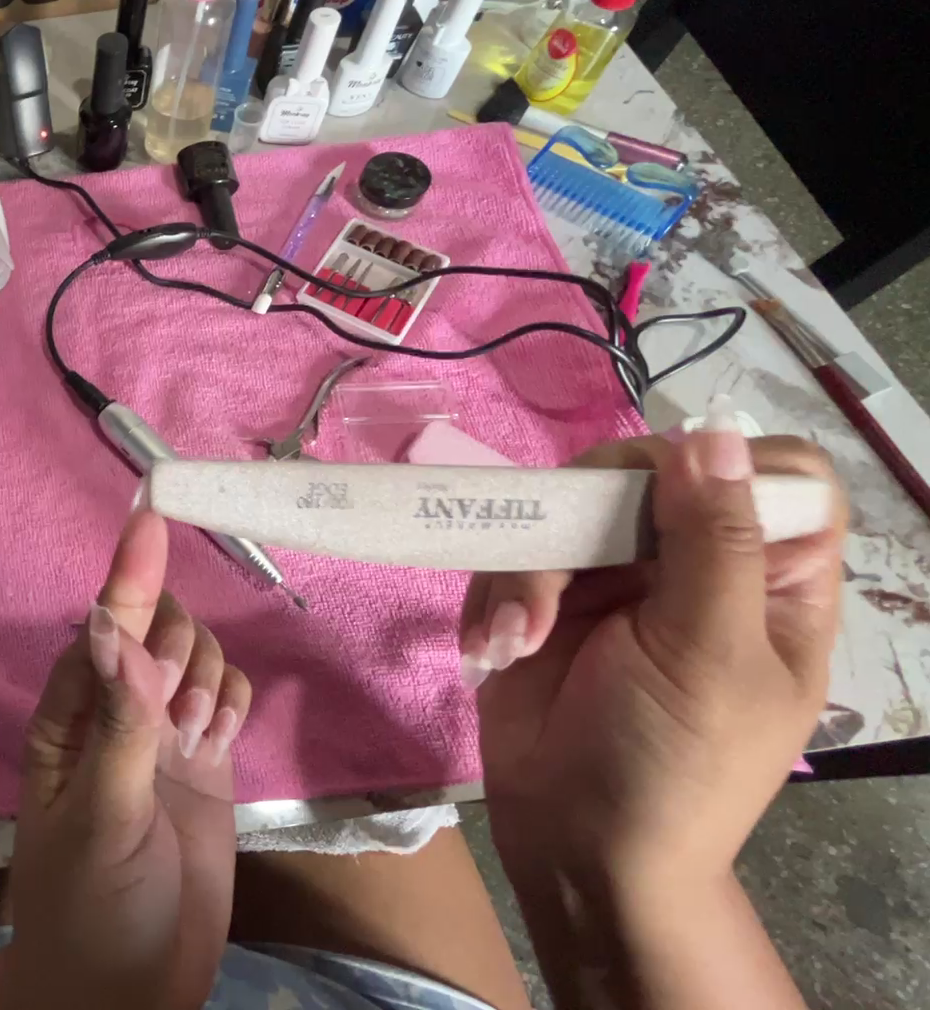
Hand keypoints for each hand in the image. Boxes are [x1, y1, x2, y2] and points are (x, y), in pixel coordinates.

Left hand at [4, 508, 253, 1009]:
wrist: (132, 987)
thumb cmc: (93, 905)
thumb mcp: (102, 814)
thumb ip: (116, 720)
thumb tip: (105, 623)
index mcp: (70, 714)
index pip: (103, 627)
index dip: (127, 574)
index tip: (151, 513)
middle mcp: (116, 710)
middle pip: (159, 630)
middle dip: (178, 656)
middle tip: (177, 722)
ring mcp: (163, 732)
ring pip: (197, 657)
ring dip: (207, 685)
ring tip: (194, 748)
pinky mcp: (205, 759)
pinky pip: (229, 695)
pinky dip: (232, 704)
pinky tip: (218, 745)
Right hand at [461, 400, 845, 889]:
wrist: (572, 831)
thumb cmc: (670, 758)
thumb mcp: (708, 652)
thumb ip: (711, 543)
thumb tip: (715, 435)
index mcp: (766, 581)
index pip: (772, 480)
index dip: (721, 467)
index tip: (656, 498)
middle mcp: (684, 567)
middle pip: (638, 479)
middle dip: (581, 521)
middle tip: (553, 568)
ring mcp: (603, 581)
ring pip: (556, 516)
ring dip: (522, 576)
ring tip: (514, 640)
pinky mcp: (535, 599)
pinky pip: (504, 558)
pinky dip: (492, 601)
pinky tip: (495, 648)